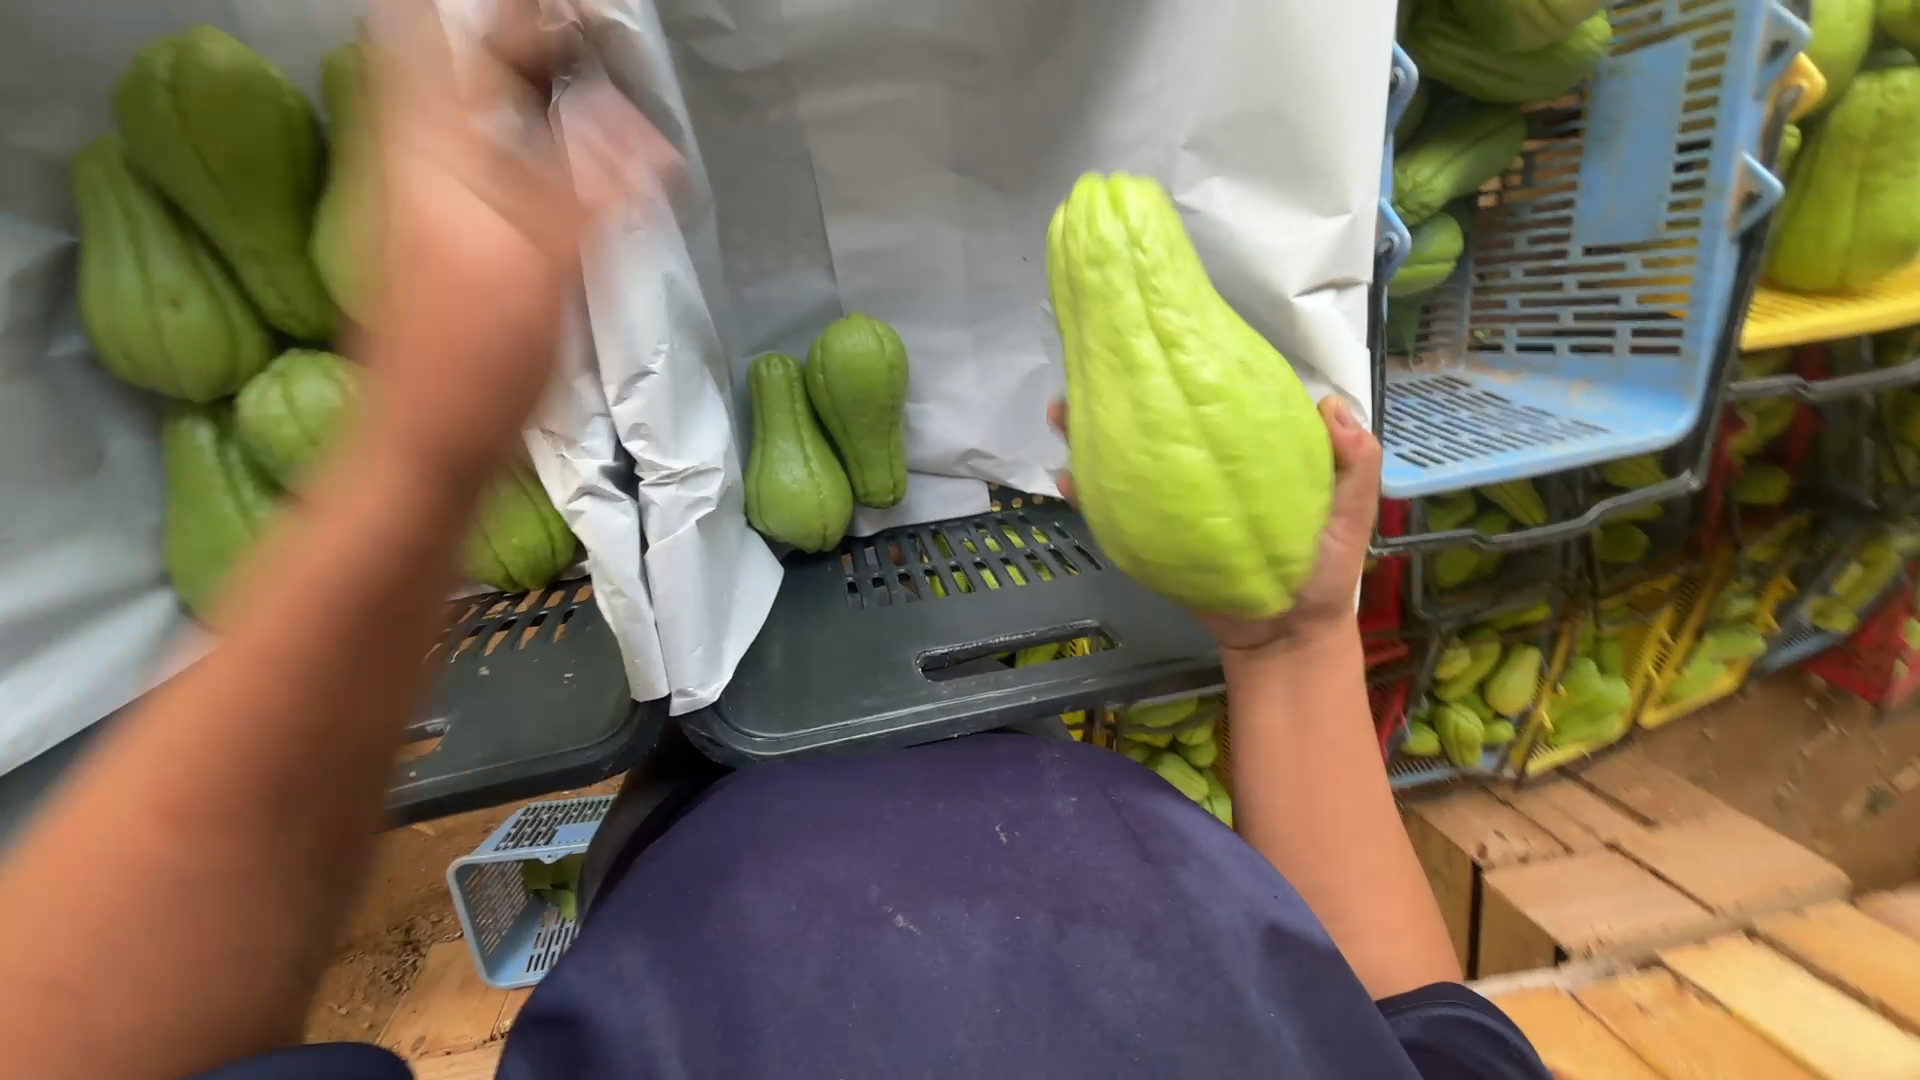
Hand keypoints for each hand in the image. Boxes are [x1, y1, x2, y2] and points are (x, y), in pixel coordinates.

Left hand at [359, 0, 676, 484]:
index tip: (570, 10)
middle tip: (586, 36)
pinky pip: (488, 161)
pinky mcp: (455, 241)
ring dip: (521, 81)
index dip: (498, 10)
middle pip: (451, 62)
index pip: (434, 33)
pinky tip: (572, 155)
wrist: (429, 443)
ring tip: (589, 76)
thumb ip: (591, 192)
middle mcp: (418, 161)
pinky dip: (530, 139)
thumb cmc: (477, 364)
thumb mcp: (542, 272)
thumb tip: (642, 129)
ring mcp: (432, 201)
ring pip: (470, 109)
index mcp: (429, 153)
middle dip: (515, 35)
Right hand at [1047, 395, 1382, 653]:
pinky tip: (1065, 479)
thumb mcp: (1350, 516)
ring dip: (1087, 434)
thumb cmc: (1321, 572)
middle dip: (1113, 393)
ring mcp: (1169, 501)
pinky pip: (1111, 510)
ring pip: (1123, 458)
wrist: (1283, 634)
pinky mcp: (1149, 534)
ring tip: (1061, 412)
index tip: (1150, 341)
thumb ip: (1354, 466)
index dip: (1176, 368)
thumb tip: (1329, 405)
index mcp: (1241, 452)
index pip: (1204, 400)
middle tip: (1085, 373)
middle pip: (1151, 421)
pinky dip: (1085, 493)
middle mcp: (1197, 467)